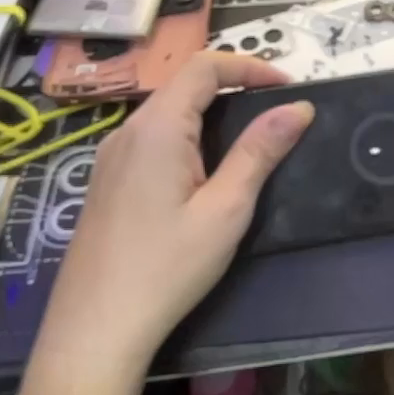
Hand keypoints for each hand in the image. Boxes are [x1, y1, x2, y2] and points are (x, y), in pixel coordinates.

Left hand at [34, 53, 312, 373]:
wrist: (97, 327)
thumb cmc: (168, 266)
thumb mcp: (226, 209)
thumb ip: (260, 152)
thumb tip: (296, 108)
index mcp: (157, 128)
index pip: (204, 67)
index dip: (249, 67)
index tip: (288, 88)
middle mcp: (127, 132)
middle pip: (183, 86)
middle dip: (234, 89)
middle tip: (277, 117)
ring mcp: (111, 158)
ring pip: (167, 114)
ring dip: (211, 115)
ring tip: (251, 144)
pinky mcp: (108, 182)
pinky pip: (152, 140)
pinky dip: (188, 138)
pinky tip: (206, 175)